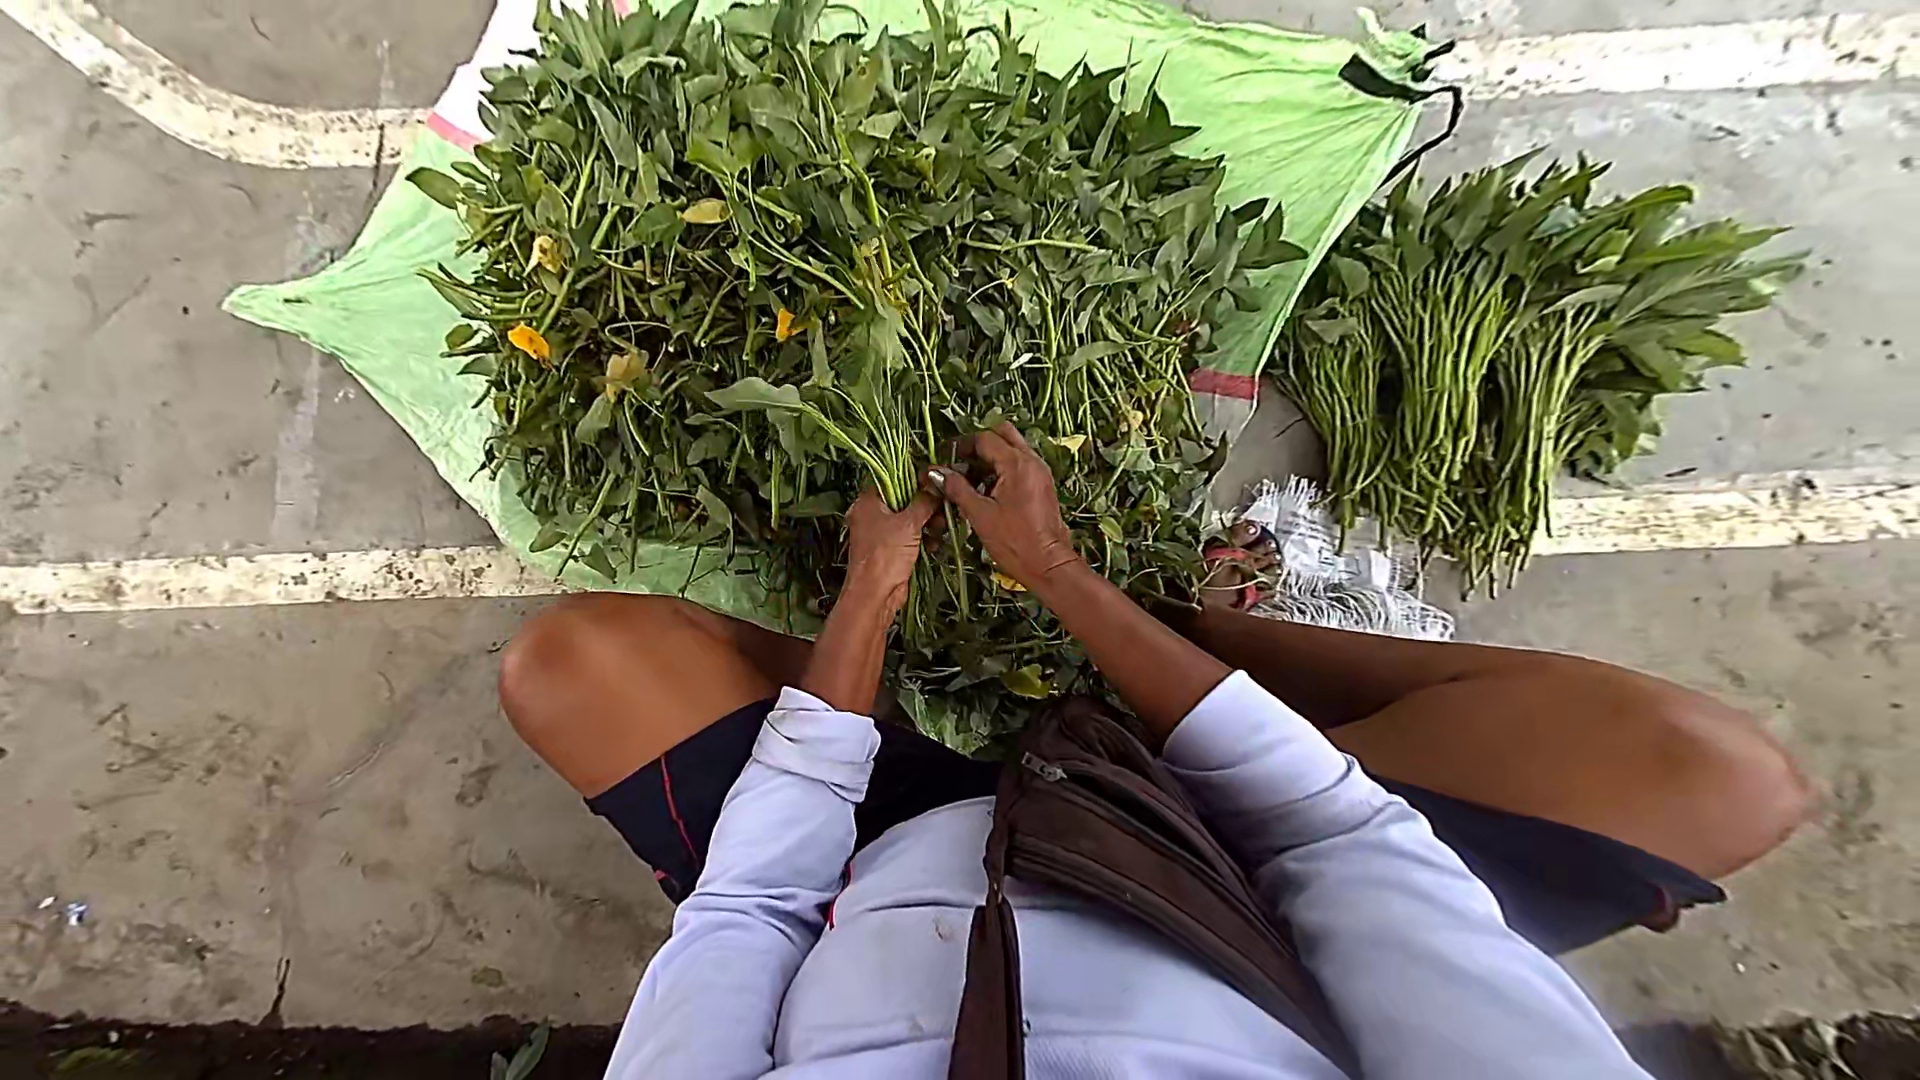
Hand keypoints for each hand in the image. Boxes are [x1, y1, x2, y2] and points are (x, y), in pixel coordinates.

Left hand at [843, 486, 938, 609]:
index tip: (933, 480)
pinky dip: (922, 537)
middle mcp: (871, 514)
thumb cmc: (885, 555)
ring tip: (941, 527)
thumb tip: (935, 484)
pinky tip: (934, 542)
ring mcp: (880, 532)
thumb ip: (924, 502)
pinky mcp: (890, 549)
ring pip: (908, 518)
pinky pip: (909, 536)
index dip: (913, 477)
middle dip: (925, 504)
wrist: (875, 595)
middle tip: (943, 507)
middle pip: (902, 499)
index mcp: (868, 501)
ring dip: (927, 522)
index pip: (891, 477)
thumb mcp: (908, 523)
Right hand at [926, 422, 1081, 589]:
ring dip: (990, 457)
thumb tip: (936, 473)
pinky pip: (1020, 465)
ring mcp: (1040, 472)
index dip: (960, 445)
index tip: (944, 458)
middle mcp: (1032, 461)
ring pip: (1012, 448)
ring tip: (970, 479)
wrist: (1047, 565)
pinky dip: (1002, 469)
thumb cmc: (1014, 541)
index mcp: (1017, 463)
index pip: (984, 439)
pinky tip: (986, 490)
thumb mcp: (979, 514)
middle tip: (960, 463)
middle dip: (978, 445)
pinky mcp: (1042, 485)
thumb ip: (957, 488)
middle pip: (1002, 434)